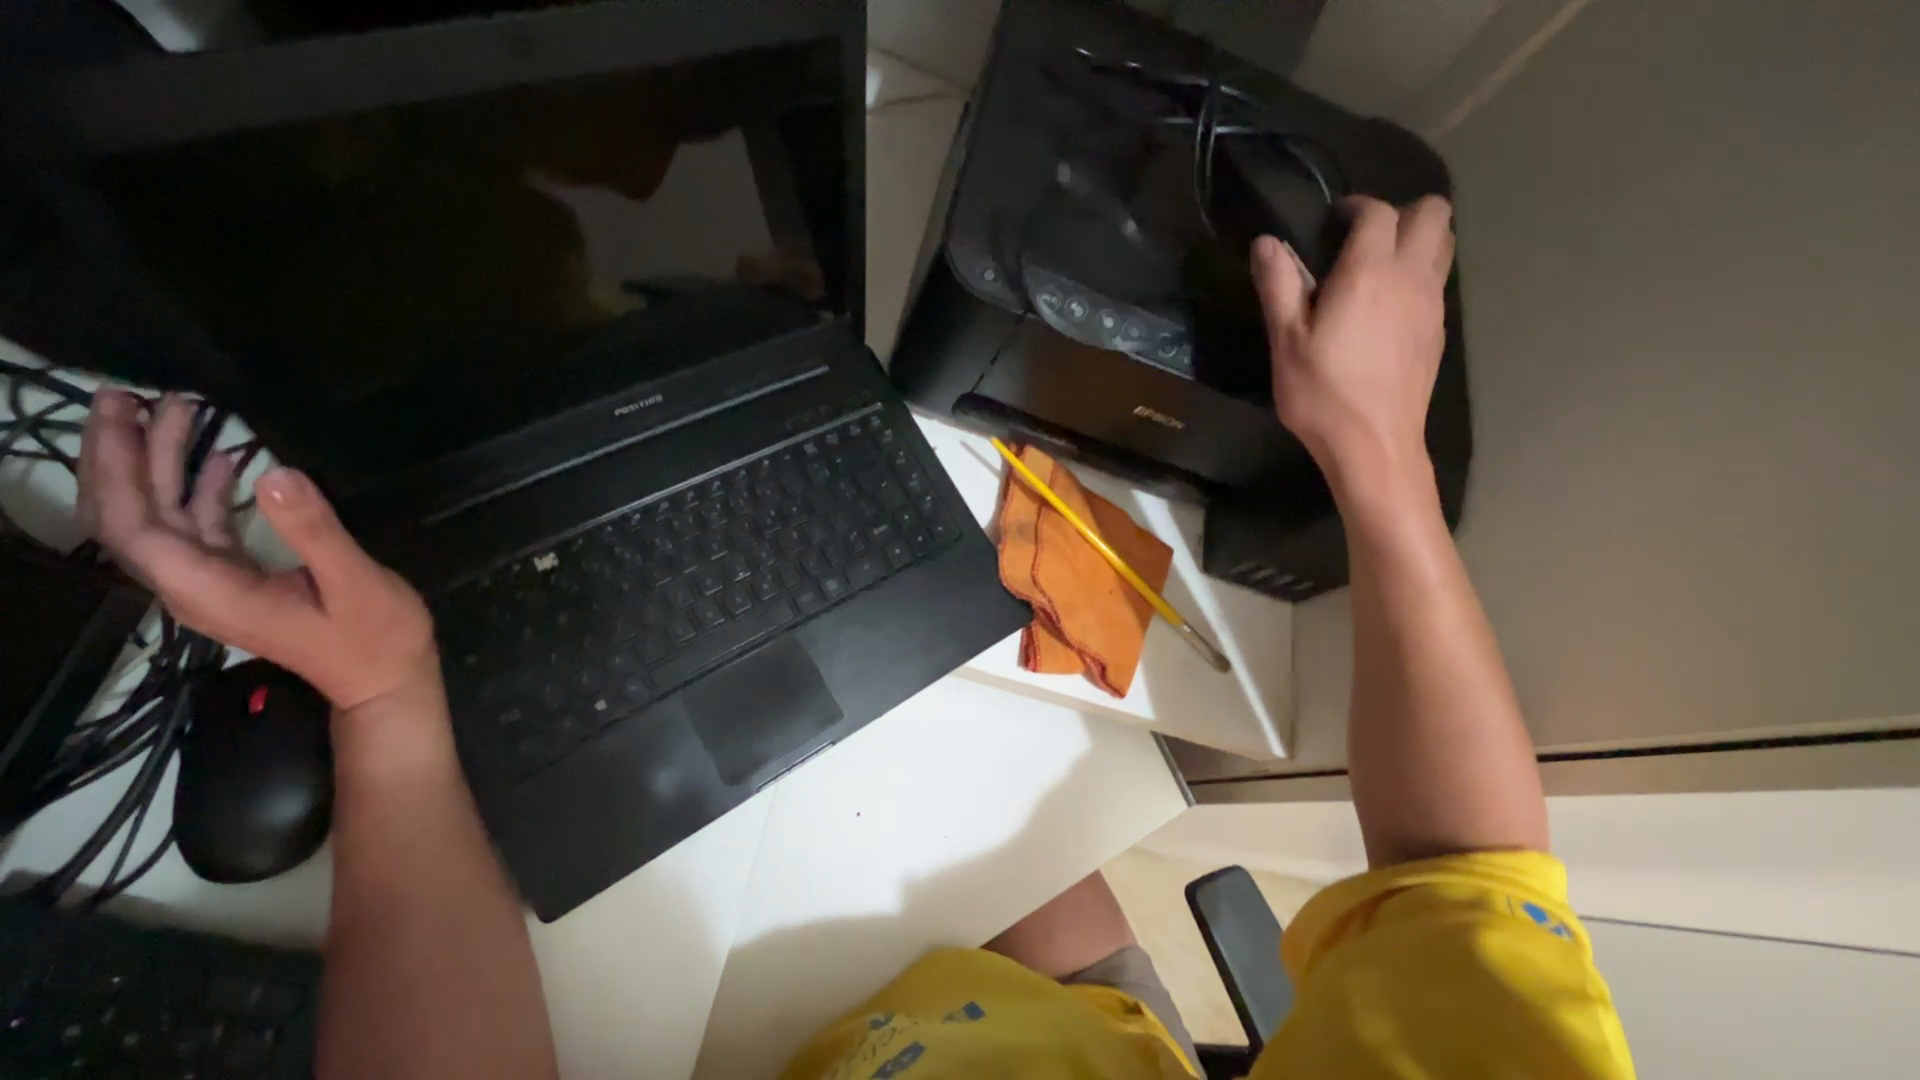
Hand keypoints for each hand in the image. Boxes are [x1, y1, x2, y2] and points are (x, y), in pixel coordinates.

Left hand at [80, 390, 437, 710]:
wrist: (386, 681)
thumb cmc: (374, 637)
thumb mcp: (354, 581)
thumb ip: (312, 530)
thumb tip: (275, 472)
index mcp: (210, 590)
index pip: (133, 526)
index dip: (118, 467)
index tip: (123, 414)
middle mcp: (195, 587)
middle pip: (134, 517)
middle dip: (124, 455)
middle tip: (131, 396)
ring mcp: (216, 584)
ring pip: (166, 517)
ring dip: (163, 465)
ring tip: (177, 413)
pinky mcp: (239, 580)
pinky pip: (201, 528)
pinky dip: (202, 489)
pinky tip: (226, 459)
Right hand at [1252, 195, 1454, 491]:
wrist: (1374, 444)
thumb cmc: (1322, 393)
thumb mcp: (1286, 341)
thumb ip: (1278, 285)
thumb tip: (1267, 242)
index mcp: (1369, 272)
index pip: (1379, 212)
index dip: (1356, 207)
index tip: (1333, 221)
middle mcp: (1410, 277)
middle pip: (1433, 213)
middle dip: (1402, 212)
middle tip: (1363, 238)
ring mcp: (1432, 304)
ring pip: (1444, 244)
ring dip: (1418, 240)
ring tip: (1379, 266)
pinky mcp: (1438, 331)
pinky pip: (1438, 281)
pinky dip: (1419, 276)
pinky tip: (1388, 308)